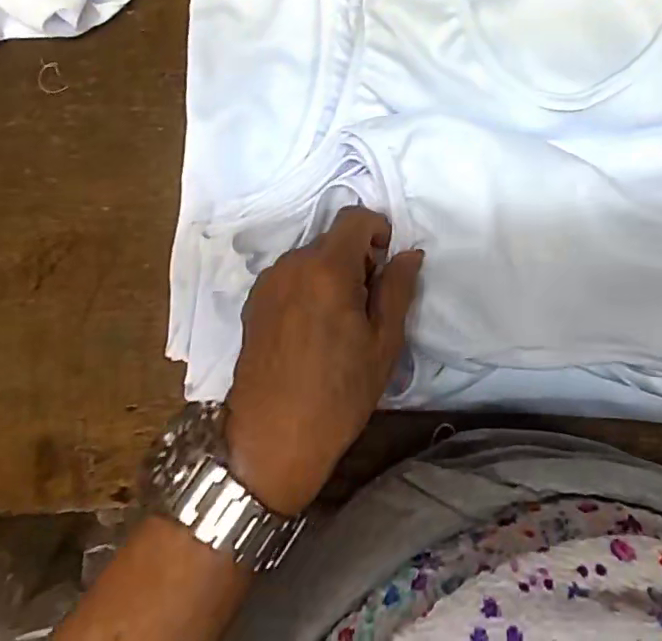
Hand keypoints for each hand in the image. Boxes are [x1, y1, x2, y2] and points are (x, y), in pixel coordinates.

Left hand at [224, 206, 422, 514]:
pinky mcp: (253, 304)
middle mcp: (292, 266)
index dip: (378, 230)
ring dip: (332, 273)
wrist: (271, 442)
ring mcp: (267, 284)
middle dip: (357, 258)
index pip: (355, 218)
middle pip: (333, 239)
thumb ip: (398, 288)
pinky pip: (290, 277)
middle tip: (369, 303)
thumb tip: (409, 254)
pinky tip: (313, 329)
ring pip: (311, 258)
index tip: (386, 264)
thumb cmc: (338, 393)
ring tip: (341, 321)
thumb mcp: (384, 342)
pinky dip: (309, 287)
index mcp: (327, 269)